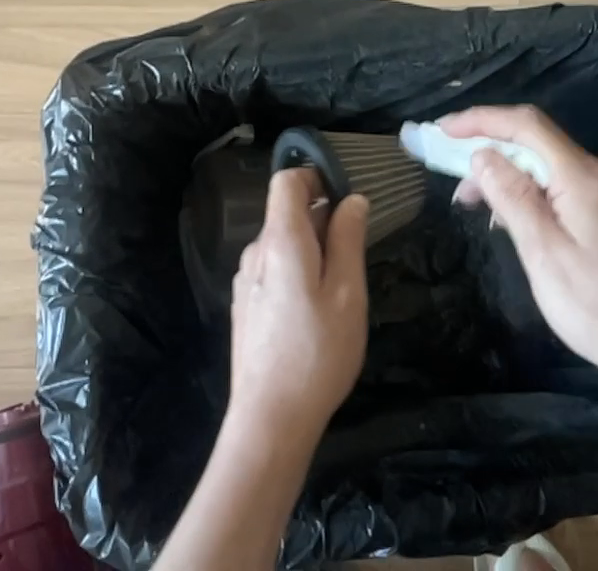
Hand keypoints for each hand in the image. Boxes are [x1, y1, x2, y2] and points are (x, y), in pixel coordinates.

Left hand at [227, 167, 369, 438]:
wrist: (270, 418)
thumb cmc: (318, 352)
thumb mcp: (348, 292)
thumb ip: (348, 239)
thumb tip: (352, 200)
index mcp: (280, 241)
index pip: (286, 181)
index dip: (315, 178)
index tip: (345, 202)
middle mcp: (255, 252)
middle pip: (287, 214)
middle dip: (322, 223)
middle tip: (353, 262)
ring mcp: (245, 280)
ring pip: (282, 245)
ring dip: (311, 254)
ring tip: (337, 296)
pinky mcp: (244, 306)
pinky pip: (273, 271)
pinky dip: (296, 276)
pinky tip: (313, 316)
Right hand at [445, 106, 597, 378]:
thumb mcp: (544, 253)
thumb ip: (512, 198)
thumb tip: (483, 155)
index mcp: (582, 177)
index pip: (526, 125)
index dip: (481, 120)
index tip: (443, 130)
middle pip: (536, 141)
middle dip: (489, 148)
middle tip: (451, 175)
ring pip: (547, 165)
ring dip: (507, 173)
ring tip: (473, 203)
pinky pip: (561, 186)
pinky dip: (528, 192)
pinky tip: (510, 218)